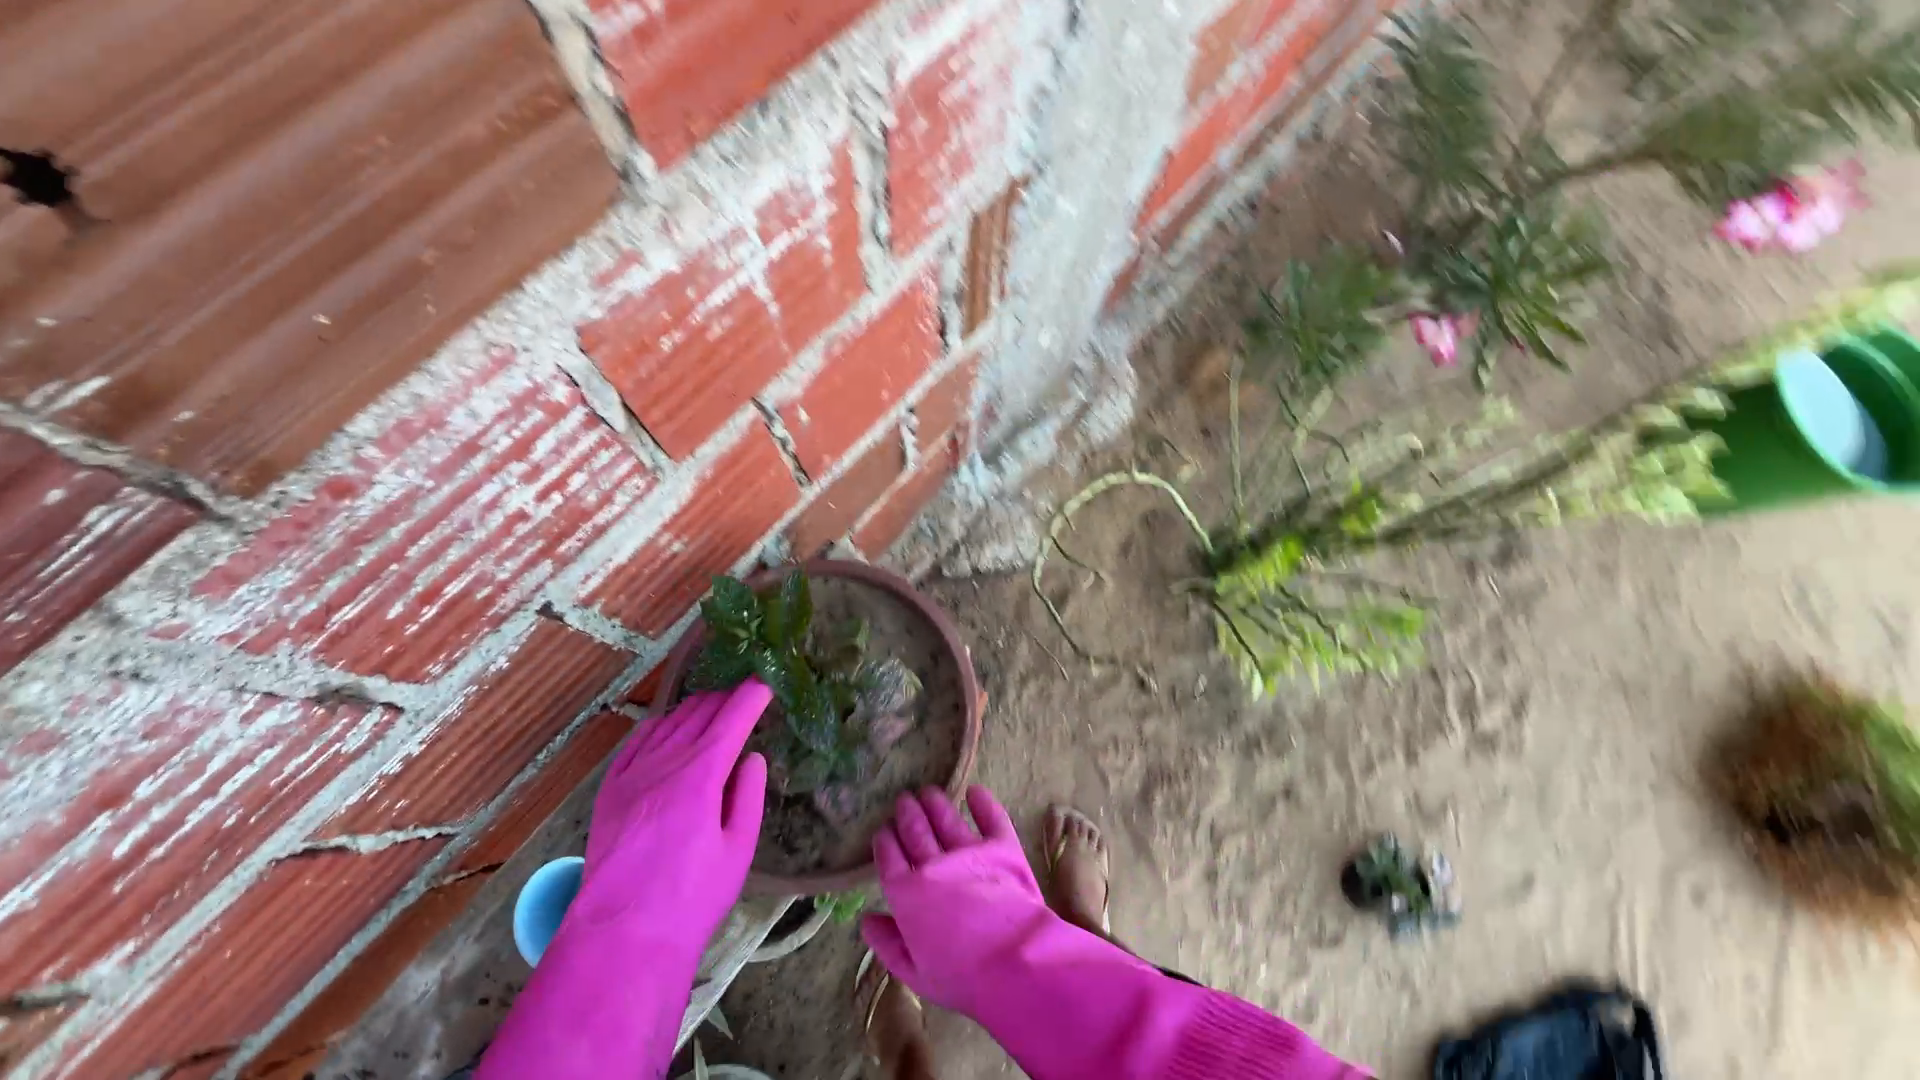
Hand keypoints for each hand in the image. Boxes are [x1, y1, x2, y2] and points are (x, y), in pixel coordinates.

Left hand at [565, 680, 771, 960]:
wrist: (623, 933)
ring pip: (667, 721)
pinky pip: (635, 741)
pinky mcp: (609, 790)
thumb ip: (748, 796)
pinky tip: (667, 726)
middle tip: (746, 695)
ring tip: (713, 706)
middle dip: (727, 698)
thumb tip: (751, 757)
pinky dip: (658, 725)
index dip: (753, 695)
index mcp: (702, 774)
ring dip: (695, 708)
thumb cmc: (693, 897)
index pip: (733, 717)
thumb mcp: (738, 848)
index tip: (768, 682)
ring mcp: (632, 774)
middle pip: (700, 712)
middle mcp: (665, 762)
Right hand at [860, 786, 1052, 1017]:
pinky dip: (982, 802)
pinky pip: (991, 818)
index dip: (885, 841)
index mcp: (906, 893)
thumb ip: (888, 944)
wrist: (1014, 963)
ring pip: (946, 820)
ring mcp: (968, 852)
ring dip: (935, 804)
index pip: (889, 858)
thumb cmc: (961, 977)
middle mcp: (932, 864)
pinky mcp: (1002, 847)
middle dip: (907, 814)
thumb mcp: (915, 973)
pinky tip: (974, 791)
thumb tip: (867, 920)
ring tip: (928, 792)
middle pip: (915, 831)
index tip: (883, 830)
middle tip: (904, 800)